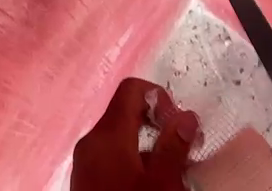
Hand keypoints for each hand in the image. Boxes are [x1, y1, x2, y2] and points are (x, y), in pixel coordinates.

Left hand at [71, 78, 201, 190]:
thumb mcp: (162, 183)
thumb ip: (175, 145)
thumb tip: (187, 115)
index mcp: (106, 134)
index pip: (132, 90)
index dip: (160, 98)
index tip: (179, 126)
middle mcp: (91, 143)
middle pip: (127, 113)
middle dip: (158, 125)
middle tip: (184, 150)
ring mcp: (85, 165)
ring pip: (121, 139)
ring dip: (149, 147)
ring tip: (173, 174)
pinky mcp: (85, 185)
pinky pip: (112, 160)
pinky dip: (134, 163)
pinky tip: (152, 187)